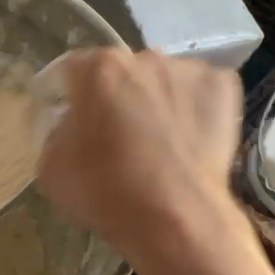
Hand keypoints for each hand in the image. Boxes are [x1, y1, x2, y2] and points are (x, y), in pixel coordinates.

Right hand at [35, 49, 244, 266]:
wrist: (174, 216)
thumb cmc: (104, 193)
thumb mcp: (51, 169)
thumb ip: (54, 134)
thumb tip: (68, 124)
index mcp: (98, 72)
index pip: (68, 70)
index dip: (60, 92)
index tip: (57, 111)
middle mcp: (145, 57)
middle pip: (119, 73)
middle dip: (110, 97)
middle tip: (107, 134)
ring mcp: (189, 69)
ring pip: (159, 81)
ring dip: (149, 102)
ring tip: (150, 142)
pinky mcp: (224, 86)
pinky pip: (195, 93)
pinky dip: (186, 111)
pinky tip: (181, 143)